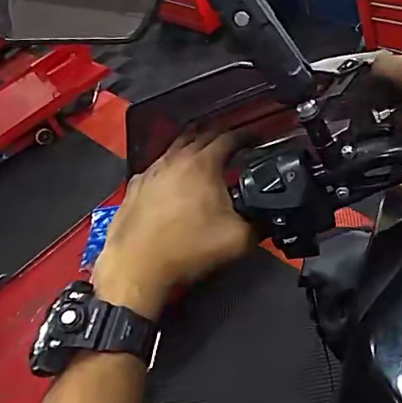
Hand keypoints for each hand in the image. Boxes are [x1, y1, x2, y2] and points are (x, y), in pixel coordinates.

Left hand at [91, 133, 255, 319]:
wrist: (137, 267)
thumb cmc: (182, 250)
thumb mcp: (238, 239)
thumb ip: (259, 224)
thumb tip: (265, 221)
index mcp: (203, 165)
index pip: (230, 138)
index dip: (246, 136)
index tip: (253, 139)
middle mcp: (176, 160)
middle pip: (201, 135)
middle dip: (220, 136)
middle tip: (233, 143)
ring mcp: (153, 171)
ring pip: (177, 147)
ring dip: (194, 146)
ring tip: (206, 154)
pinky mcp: (136, 186)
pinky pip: (157, 166)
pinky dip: (170, 166)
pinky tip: (174, 178)